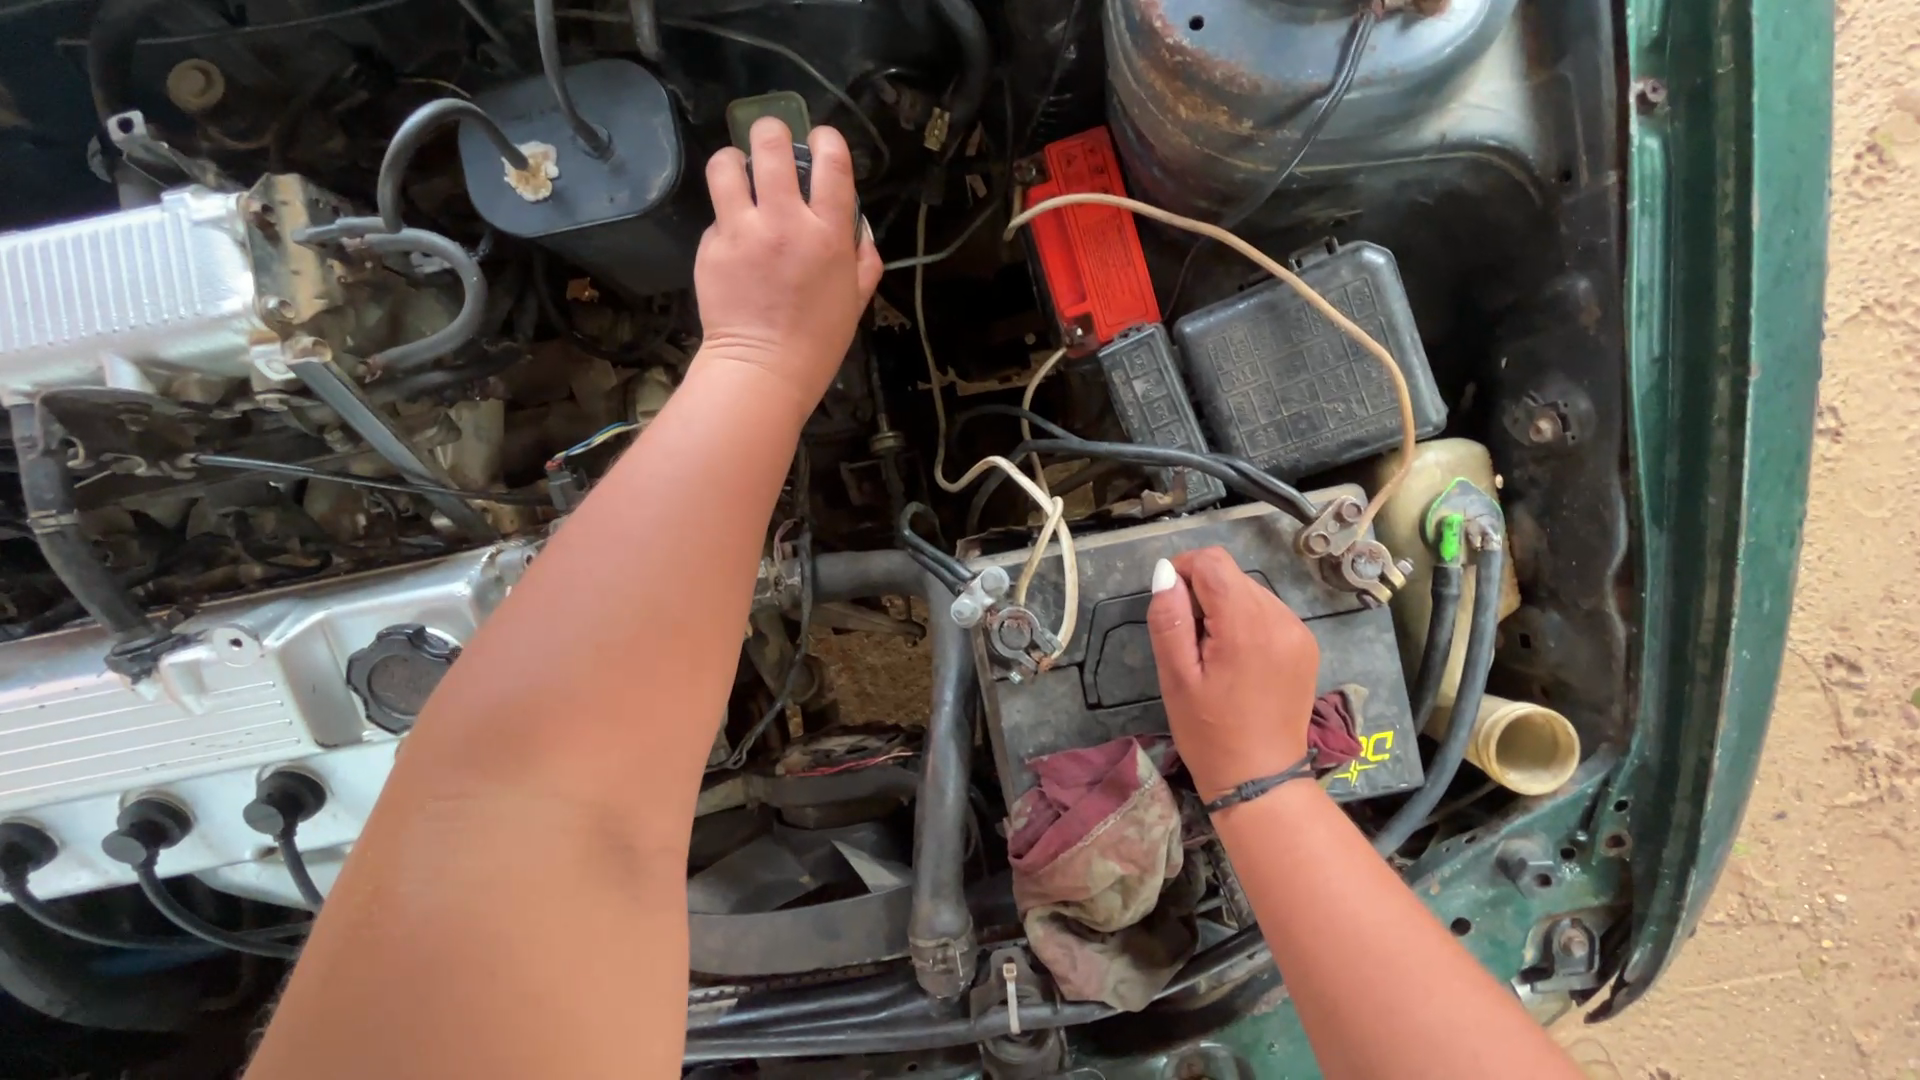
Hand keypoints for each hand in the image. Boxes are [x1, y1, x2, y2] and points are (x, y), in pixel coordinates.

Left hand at [692, 118, 882, 418]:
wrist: (764, 368)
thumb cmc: (819, 340)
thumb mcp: (857, 300)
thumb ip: (863, 259)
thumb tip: (857, 230)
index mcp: (828, 233)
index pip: (830, 159)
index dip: (824, 139)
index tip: (818, 142)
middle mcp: (784, 221)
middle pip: (770, 143)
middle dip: (771, 132)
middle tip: (770, 144)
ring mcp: (742, 232)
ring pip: (726, 164)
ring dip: (734, 162)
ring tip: (739, 175)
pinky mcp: (711, 247)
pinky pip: (716, 216)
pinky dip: (725, 220)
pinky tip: (733, 241)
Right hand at [1147, 548, 1320, 801]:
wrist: (1260, 779)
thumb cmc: (1209, 732)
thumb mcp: (1175, 677)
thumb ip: (1169, 618)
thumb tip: (1165, 573)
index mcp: (1246, 624)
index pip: (1213, 562)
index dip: (1183, 570)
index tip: (1169, 603)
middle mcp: (1280, 618)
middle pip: (1232, 574)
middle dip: (1202, 593)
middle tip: (1188, 641)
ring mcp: (1297, 631)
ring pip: (1249, 591)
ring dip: (1223, 607)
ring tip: (1212, 653)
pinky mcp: (1305, 644)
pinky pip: (1267, 612)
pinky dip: (1244, 622)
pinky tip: (1236, 659)